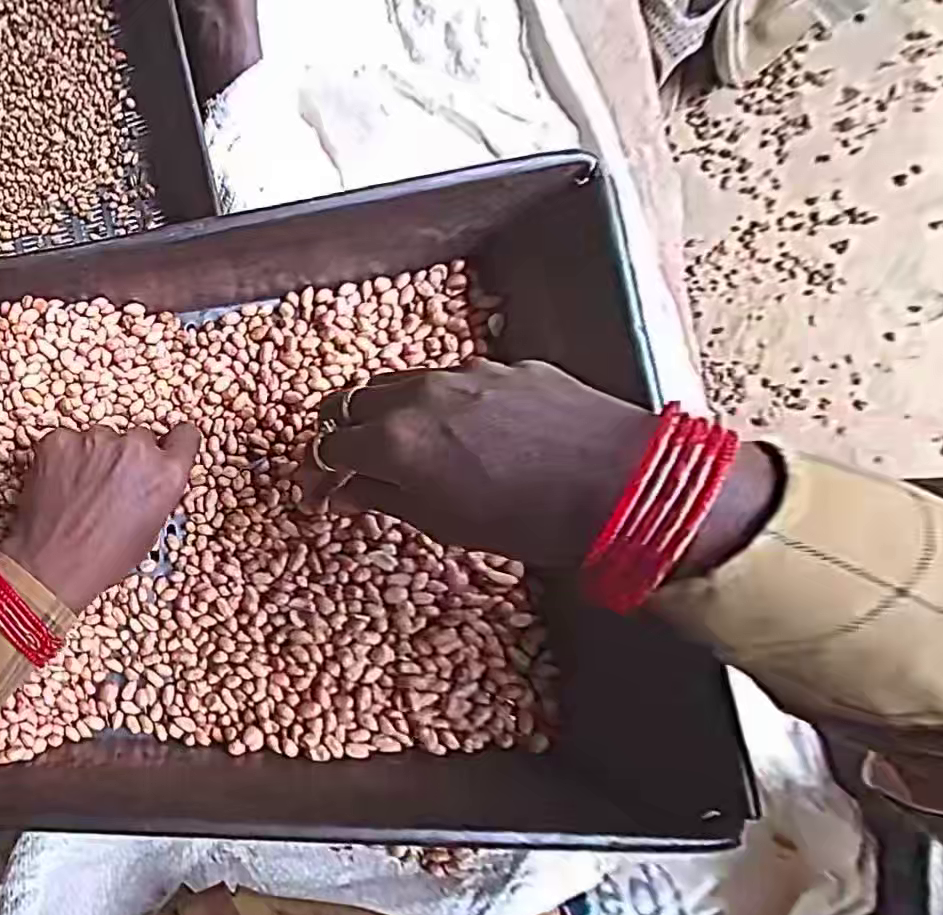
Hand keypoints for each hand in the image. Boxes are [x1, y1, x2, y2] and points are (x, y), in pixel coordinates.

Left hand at [0, 424, 199, 610]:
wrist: (50, 565)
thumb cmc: (101, 559)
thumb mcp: (149, 532)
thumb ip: (156, 492)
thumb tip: (149, 479)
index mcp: (166, 474)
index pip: (185, 436)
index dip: (173, 444)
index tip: (164, 449)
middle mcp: (136, 449)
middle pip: (139, 438)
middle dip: (127, 457)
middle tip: (109, 485)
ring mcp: (95, 440)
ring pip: (100, 438)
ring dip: (93, 456)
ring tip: (79, 491)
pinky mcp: (59, 440)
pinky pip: (66, 441)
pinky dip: (62, 458)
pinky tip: (58, 485)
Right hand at [297, 358, 777, 573]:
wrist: (629, 486)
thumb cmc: (525, 519)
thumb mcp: (438, 520)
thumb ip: (380, 496)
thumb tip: (345, 490)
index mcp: (392, 440)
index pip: (327, 448)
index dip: (313, 473)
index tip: (315, 493)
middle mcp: (416, 396)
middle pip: (346, 403)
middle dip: (335, 433)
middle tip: (344, 462)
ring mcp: (461, 374)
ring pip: (392, 384)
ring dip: (378, 413)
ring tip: (394, 444)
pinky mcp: (502, 365)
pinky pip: (445, 380)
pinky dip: (428, 404)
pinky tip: (455, 430)